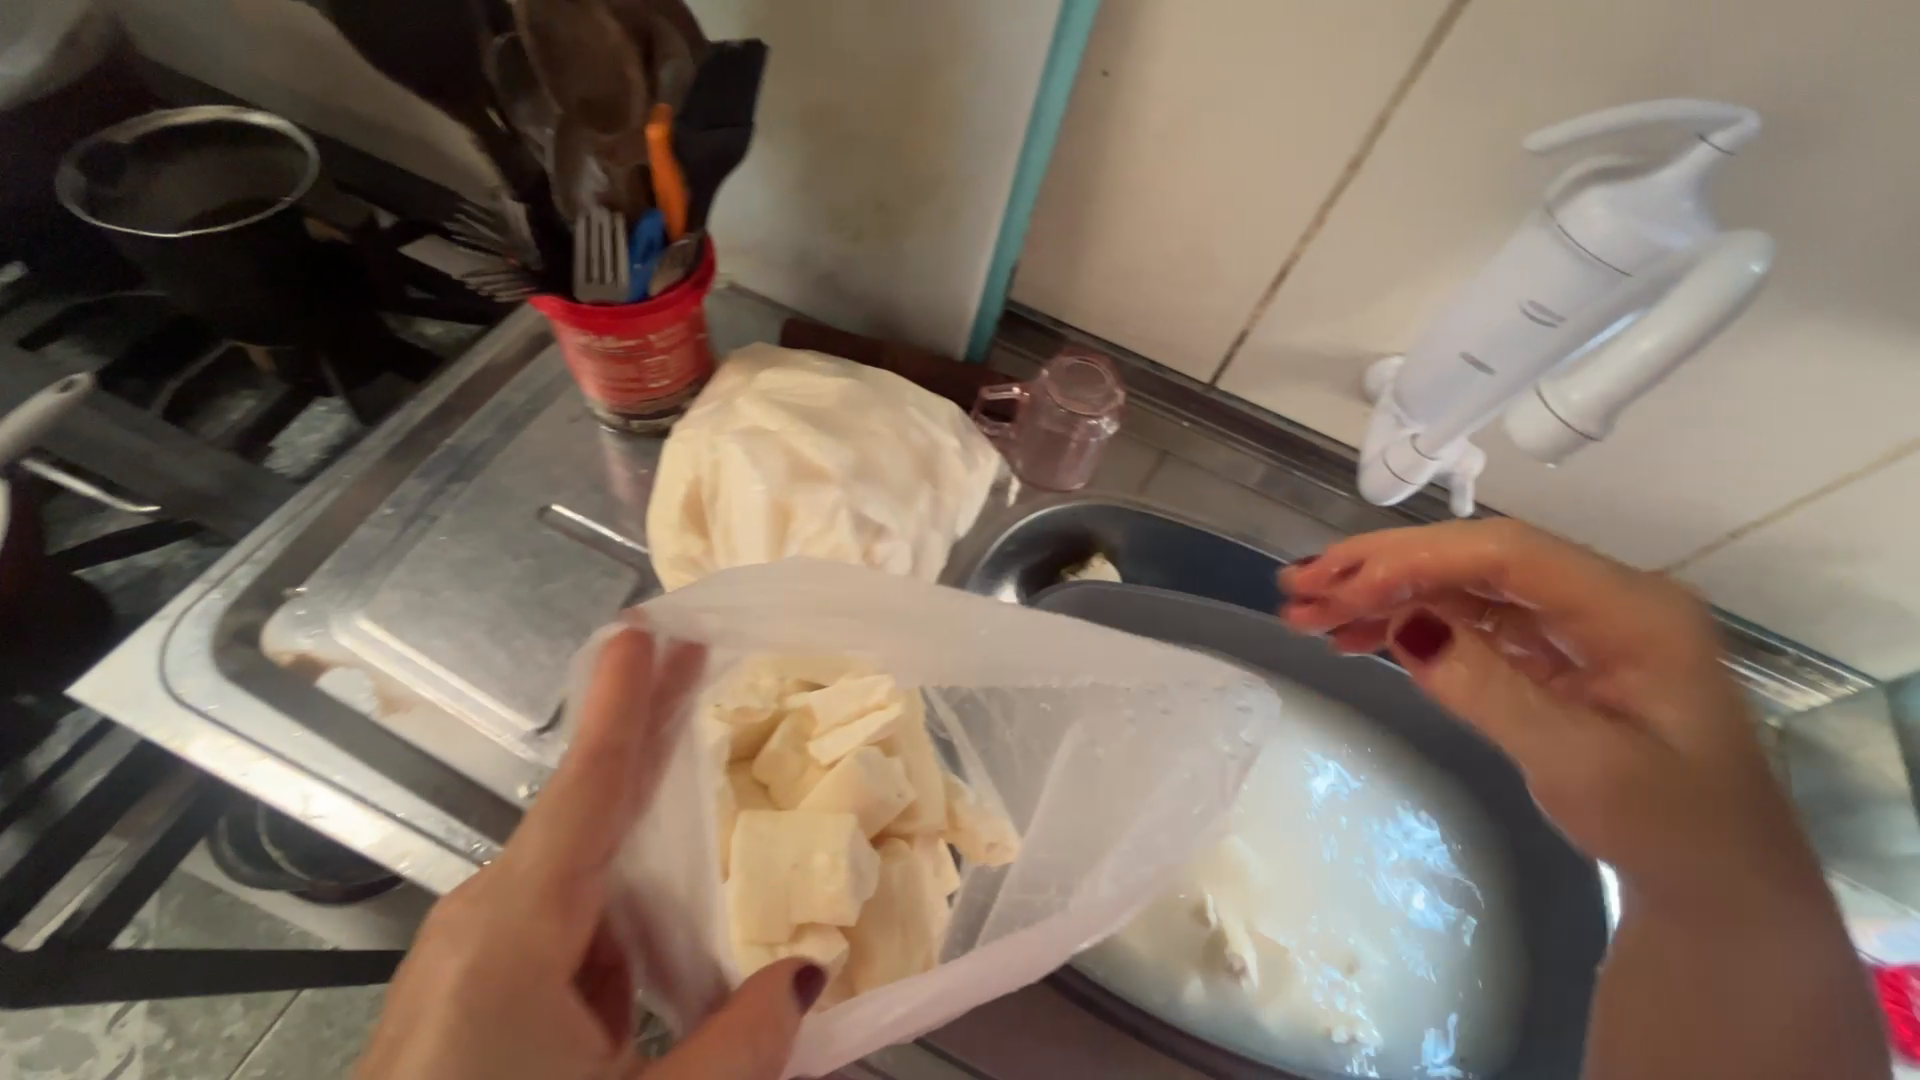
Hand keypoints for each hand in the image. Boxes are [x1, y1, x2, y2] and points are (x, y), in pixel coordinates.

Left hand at [355, 628, 828, 1079]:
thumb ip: (740, 1048)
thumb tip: (807, 972)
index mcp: (512, 940)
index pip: (584, 793)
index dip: (620, 704)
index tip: (641, 626)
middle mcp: (483, 927)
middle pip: (584, 810)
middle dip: (644, 732)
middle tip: (692, 659)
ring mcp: (469, 963)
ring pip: (577, 873)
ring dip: (642, 837)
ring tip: (704, 788)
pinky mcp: (470, 997)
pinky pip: (564, 926)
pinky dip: (619, 914)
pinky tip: (661, 942)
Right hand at [1281, 521, 1886, 1079]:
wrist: (1709, 877)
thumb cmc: (1662, 824)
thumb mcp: (1579, 764)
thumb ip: (1491, 689)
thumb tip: (1404, 628)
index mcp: (1630, 609)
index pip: (1507, 555)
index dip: (1416, 561)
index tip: (1341, 588)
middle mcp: (1595, 596)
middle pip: (1471, 558)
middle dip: (1378, 568)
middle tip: (1298, 583)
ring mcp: (1566, 619)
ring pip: (1454, 584)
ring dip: (1376, 594)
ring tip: (1303, 611)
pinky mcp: (1540, 646)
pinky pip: (1459, 617)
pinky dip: (1400, 622)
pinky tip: (1350, 635)